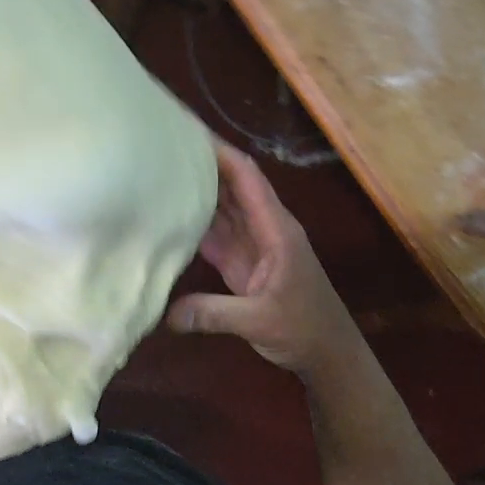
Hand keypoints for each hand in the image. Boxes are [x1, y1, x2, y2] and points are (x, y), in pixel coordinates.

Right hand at [166, 142, 357, 376]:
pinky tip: (169, 220)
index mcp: (275, 229)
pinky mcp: (243, 267)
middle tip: (161, 149)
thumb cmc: (304, 328)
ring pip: (222, 211)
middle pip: (230, 187)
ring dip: (195, 194)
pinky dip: (195, 228)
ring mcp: (253, 248)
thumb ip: (214, 314)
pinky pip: (216, 238)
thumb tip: (167, 315)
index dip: (219, 152)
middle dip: (201, 166)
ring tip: (158, 176)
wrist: (327, 353)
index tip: (188, 132)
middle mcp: (263, 229)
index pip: (246, 178)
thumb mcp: (259, 321)